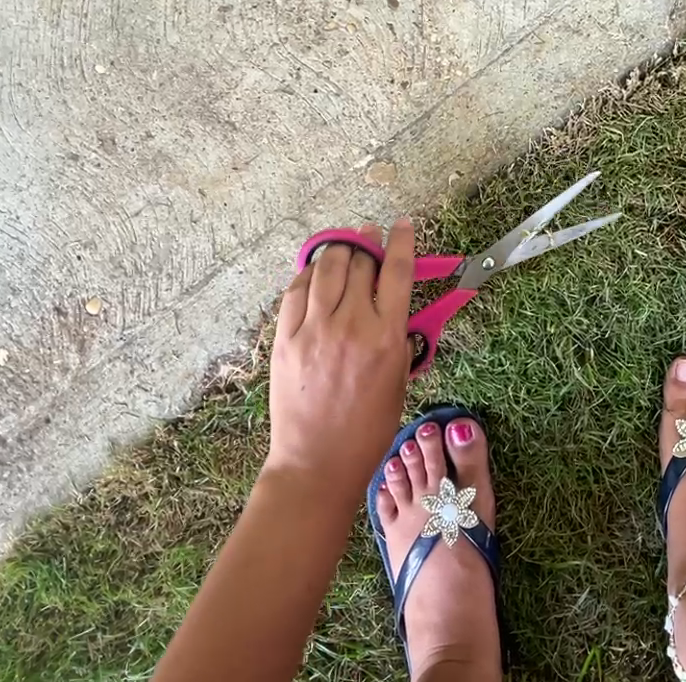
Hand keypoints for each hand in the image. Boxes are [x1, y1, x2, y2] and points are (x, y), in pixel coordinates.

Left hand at [265, 219, 415, 488]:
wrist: (318, 461)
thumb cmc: (368, 427)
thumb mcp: (399, 378)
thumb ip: (397, 337)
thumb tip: (391, 306)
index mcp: (386, 336)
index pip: (397, 270)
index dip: (400, 240)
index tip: (400, 225)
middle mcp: (351, 324)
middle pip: (360, 262)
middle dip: (366, 244)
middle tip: (368, 239)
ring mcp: (314, 329)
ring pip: (326, 268)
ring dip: (338, 252)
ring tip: (343, 249)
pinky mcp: (285, 338)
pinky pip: (296, 290)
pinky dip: (308, 275)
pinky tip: (315, 275)